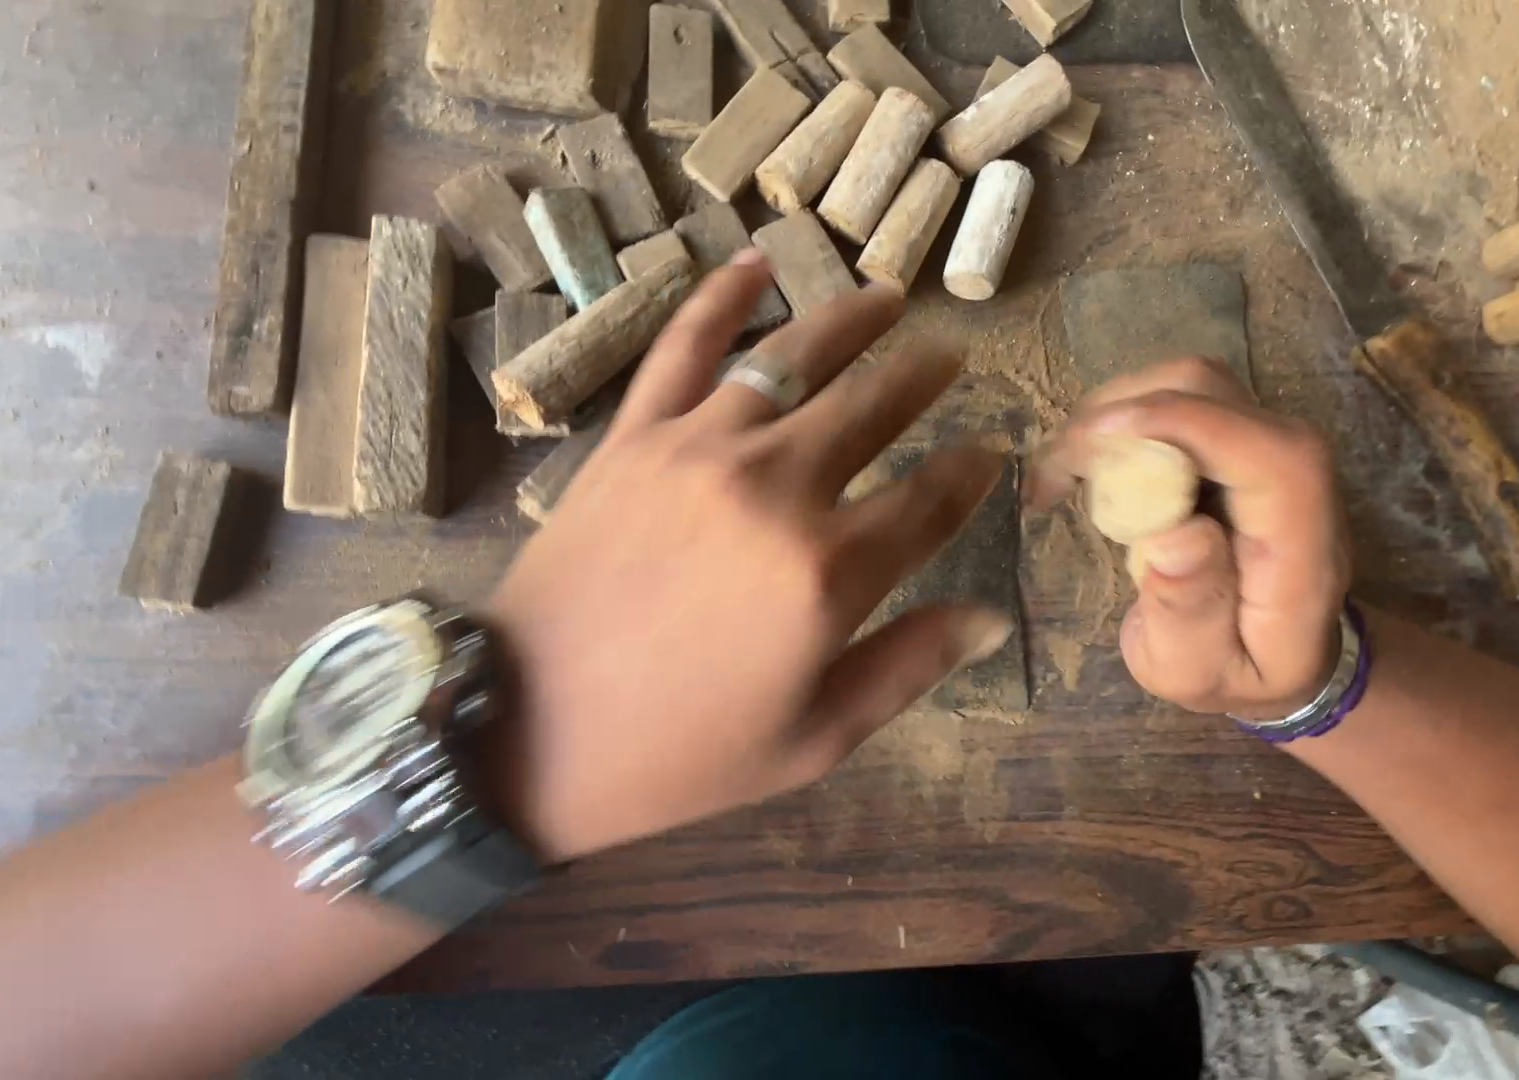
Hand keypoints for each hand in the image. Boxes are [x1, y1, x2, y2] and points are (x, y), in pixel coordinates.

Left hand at [481, 253, 1012, 862]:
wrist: (527, 731)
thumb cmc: (678, 754)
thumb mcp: (811, 741)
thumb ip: (907, 668)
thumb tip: (990, 617)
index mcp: (827, 573)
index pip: (929, 500)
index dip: (971, 472)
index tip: (991, 451)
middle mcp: (773, 489)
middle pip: (872, 409)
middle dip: (923, 376)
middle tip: (950, 354)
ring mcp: (697, 449)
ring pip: (791, 359)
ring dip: (850, 321)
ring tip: (885, 297)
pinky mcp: (632, 436)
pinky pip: (681, 348)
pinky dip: (719, 299)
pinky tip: (754, 265)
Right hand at [1026, 357, 1350, 718]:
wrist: (1281, 651)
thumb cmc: (1238, 670)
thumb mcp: (1200, 670)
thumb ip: (1190, 614)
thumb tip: (1174, 536)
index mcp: (1299, 535)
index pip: (1261, 449)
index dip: (1178, 424)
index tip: (1091, 440)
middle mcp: (1290, 469)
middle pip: (1209, 392)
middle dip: (1116, 415)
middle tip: (1052, 475)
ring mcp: (1258, 445)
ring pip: (1182, 384)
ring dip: (1108, 415)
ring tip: (1059, 474)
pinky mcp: (1228, 440)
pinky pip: (1167, 402)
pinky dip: (1115, 421)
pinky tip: (1081, 467)